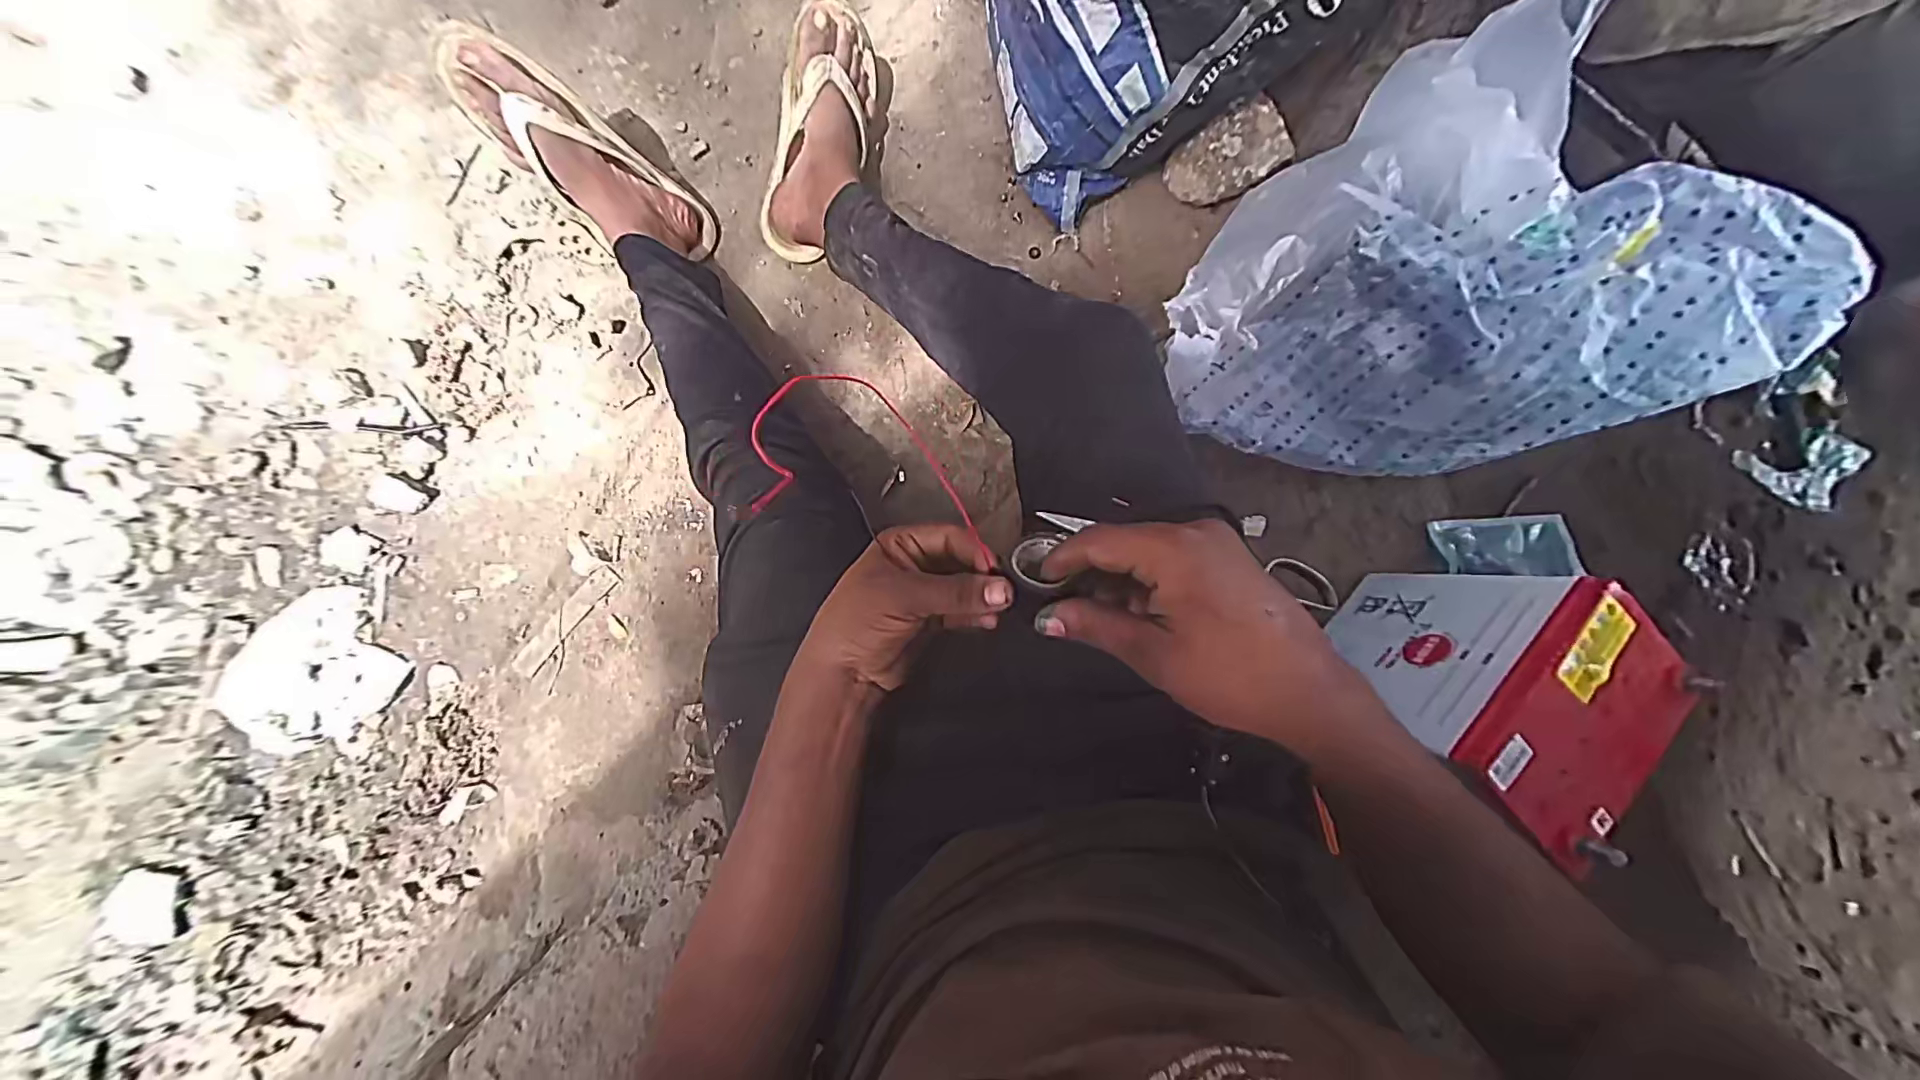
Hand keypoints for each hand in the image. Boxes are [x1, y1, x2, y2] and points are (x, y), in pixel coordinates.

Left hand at [794, 523, 1012, 691]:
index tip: (995, 569)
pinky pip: (962, 611)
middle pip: (961, 561)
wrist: (843, 674)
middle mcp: (913, 565)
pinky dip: (977, 614)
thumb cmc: (852, 625)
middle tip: (1001, 588)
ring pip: (964, 587)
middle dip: (982, 575)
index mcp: (899, 544)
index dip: (975, 551)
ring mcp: (923, 594)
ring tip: (998, 606)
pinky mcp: (931, 620)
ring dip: (982, 596)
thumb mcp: (904, 597)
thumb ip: (955, 592)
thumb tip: (997, 588)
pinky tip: (988, 618)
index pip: (949, 537)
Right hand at [1036, 519, 1366, 738]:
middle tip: (1063, 605)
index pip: (1100, 540)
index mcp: (1175, 548)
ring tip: (1099, 615)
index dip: (1062, 558)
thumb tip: (1048, 618)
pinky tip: (1139, 610)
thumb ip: (1096, 626)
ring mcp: (1217, 541)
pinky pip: (1172, 556)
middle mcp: (1196, 531)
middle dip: (1090, 571)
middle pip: (1124, 540)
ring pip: (1147, 549)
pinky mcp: (1228, 556)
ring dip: (1119, 578)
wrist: (1311, 693)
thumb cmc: (1230, 676)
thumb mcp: (1154, 654)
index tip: (1037, 581)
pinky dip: (1147, 578)